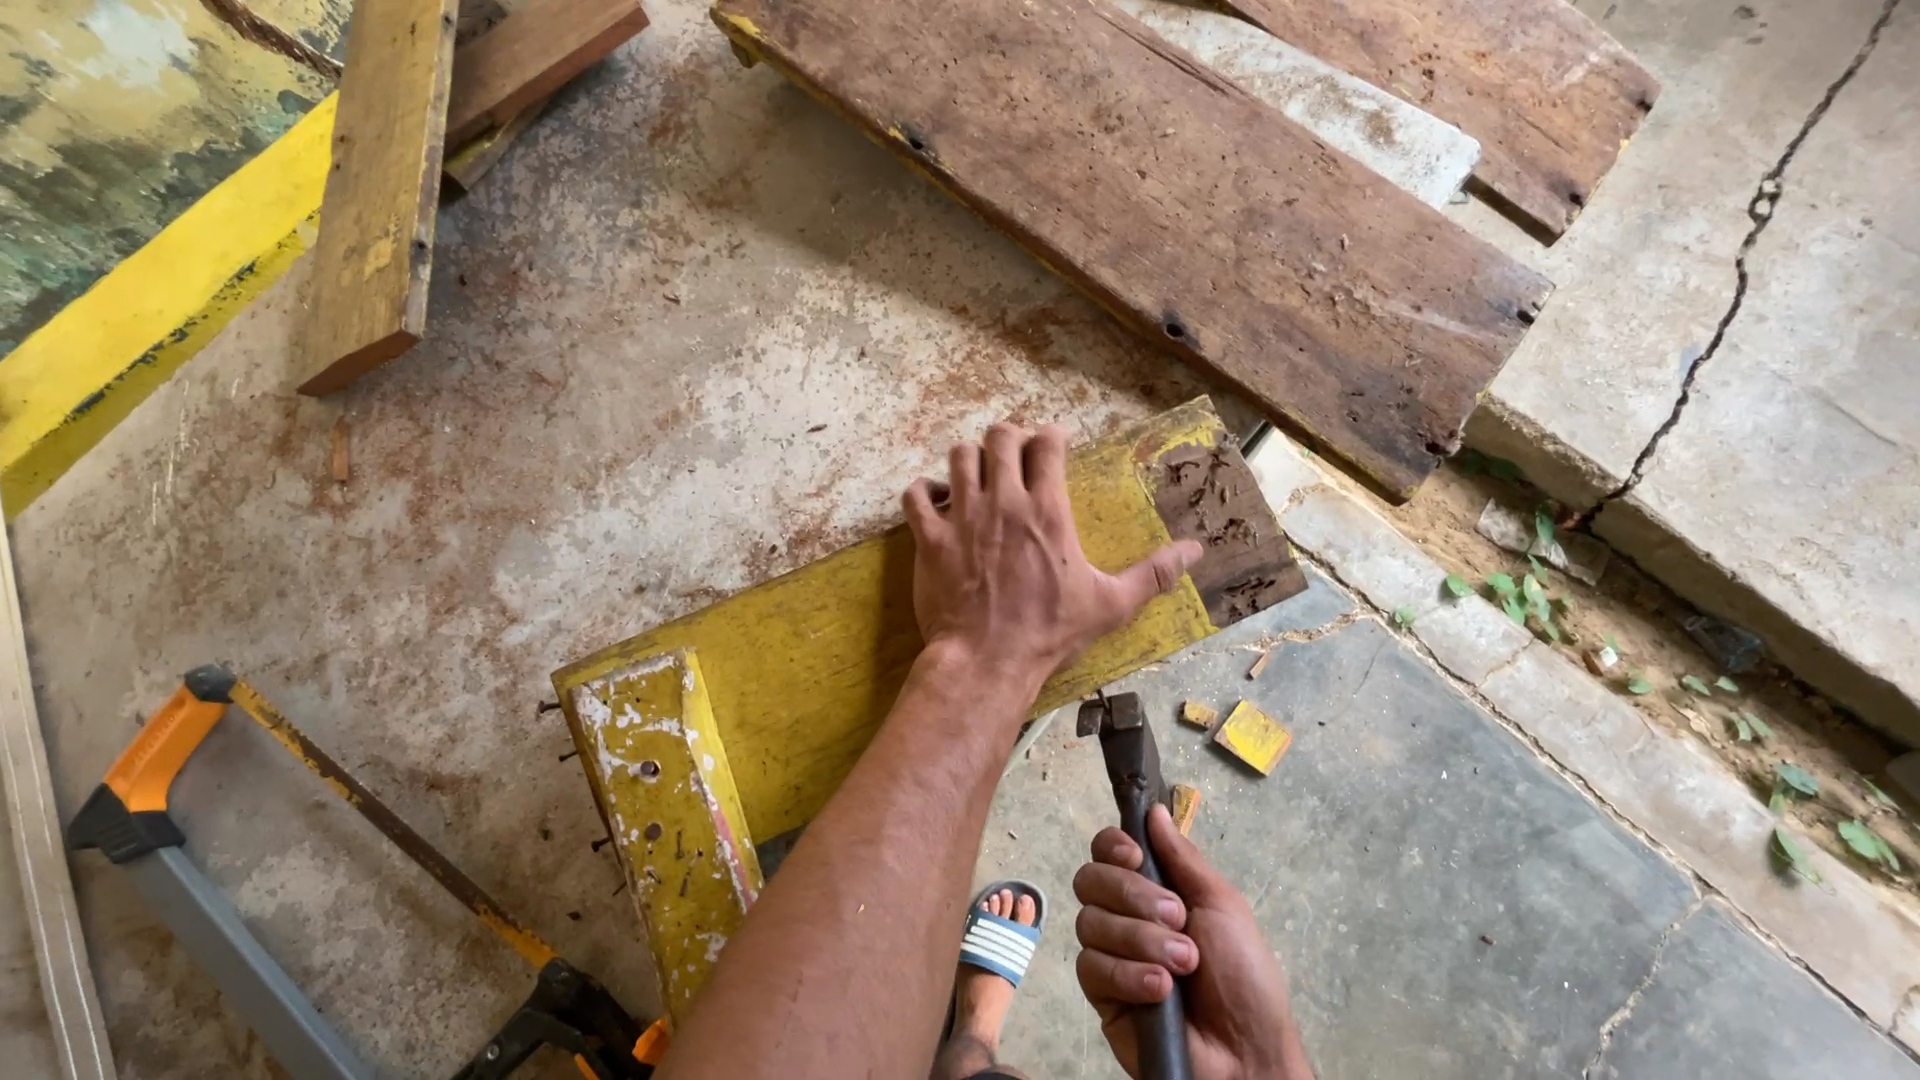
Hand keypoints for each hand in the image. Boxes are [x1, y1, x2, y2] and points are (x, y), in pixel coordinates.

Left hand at [901, 422, 1201, 690]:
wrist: (987, 661)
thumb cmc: (1049, 633)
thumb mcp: (1111, 605)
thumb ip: (1154, 574)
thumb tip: (1196, 551)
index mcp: (1047, 511)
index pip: (1047, 445)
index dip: (1052, 435)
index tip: (1056, 443)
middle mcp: (1003, 502)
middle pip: (1000, 437)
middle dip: (1009, 437)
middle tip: (1014, 455)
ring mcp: (961, 517)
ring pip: (958, 456)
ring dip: (969, 458)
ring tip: (977, 473)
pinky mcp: (929, 539)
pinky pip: (915, 495)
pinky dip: (923, 491)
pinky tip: (933, 500)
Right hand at [1073, 805, 1313, 1079]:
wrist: (1247, 1054)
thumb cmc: (1244, 976)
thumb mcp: (1222, 906)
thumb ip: (1183, 859)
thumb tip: (1153, 809)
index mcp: (1152, 890)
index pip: (1106, 851)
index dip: (1112, 846)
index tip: (1134, 855)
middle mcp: (1124, 916)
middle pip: (1090, 880)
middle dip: (1132, 895)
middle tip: (1178, 918)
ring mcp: (1111, 955)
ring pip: (1090, 923)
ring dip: (1141, 940)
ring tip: (1182, 965)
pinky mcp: (1102, 995)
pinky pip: (1091, 967)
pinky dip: (1127, 974)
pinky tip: (1159, 991)